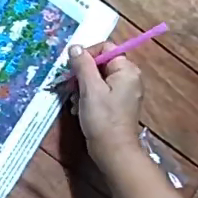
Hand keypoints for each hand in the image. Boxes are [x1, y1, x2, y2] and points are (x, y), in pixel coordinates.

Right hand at [70, 42, 143, 166]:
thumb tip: (75, 47)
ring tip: (74, 100)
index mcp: (127, 70)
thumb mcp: (89, 88)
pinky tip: (78, 108)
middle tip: (69, 86)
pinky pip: (100, 91)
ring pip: (97, 78)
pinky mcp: (117, 104)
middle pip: (100, 63)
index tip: (72, 67)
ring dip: (81, 86)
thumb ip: (83, 65)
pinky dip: (87, 96)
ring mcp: (124, 92)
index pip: (106, 48)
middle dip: (82, 73)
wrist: (113, 150)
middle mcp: (129, 78)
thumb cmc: (103, 118)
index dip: (87, 54)